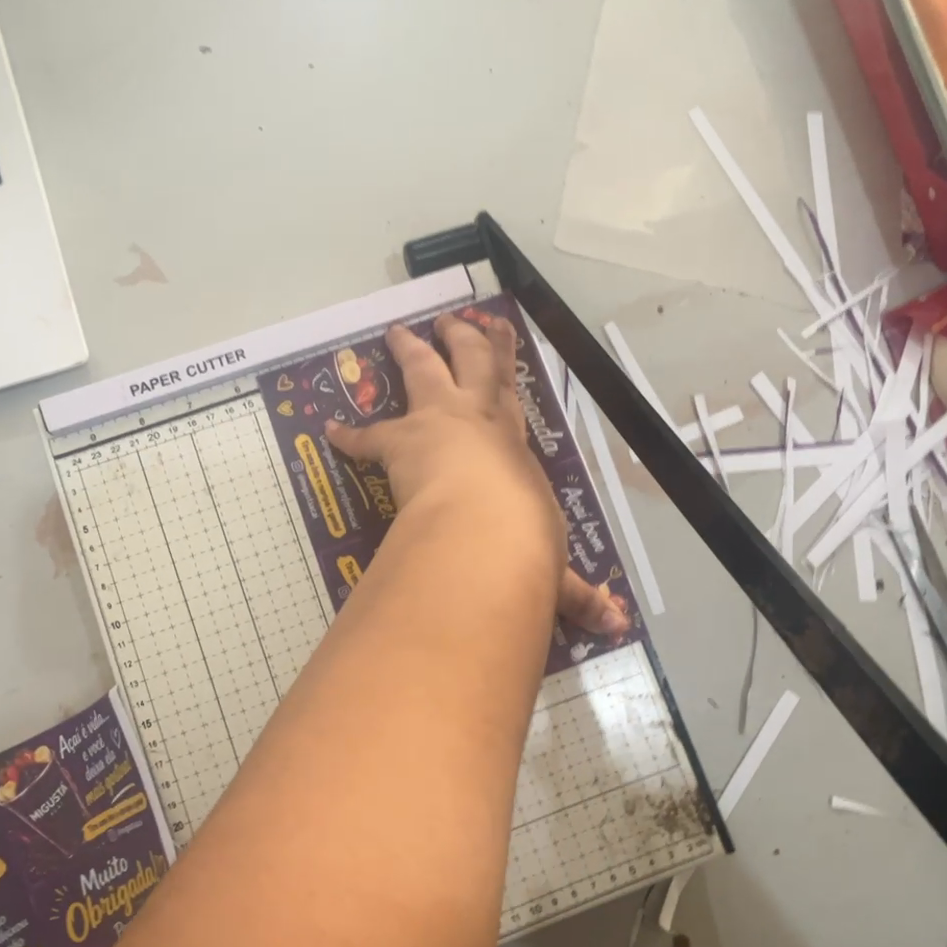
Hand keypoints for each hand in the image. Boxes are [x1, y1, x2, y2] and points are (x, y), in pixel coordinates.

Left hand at [325, 312, 630, 636]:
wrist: (488, 525)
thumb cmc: (525, 535)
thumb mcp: (553, 564)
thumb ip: (576, 594)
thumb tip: (615, 626)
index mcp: (514, 442)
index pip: (512, 395)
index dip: (506, 362)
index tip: (502, 332)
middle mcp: (481, 420)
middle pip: (473, 365)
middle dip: (465, 340)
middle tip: (452, 320)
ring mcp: (441, 422)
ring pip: (425, 373)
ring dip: (413, 352)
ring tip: (399, 331)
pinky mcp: (402, 442)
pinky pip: (369, 436)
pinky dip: (351, 435)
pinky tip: (331, 430)